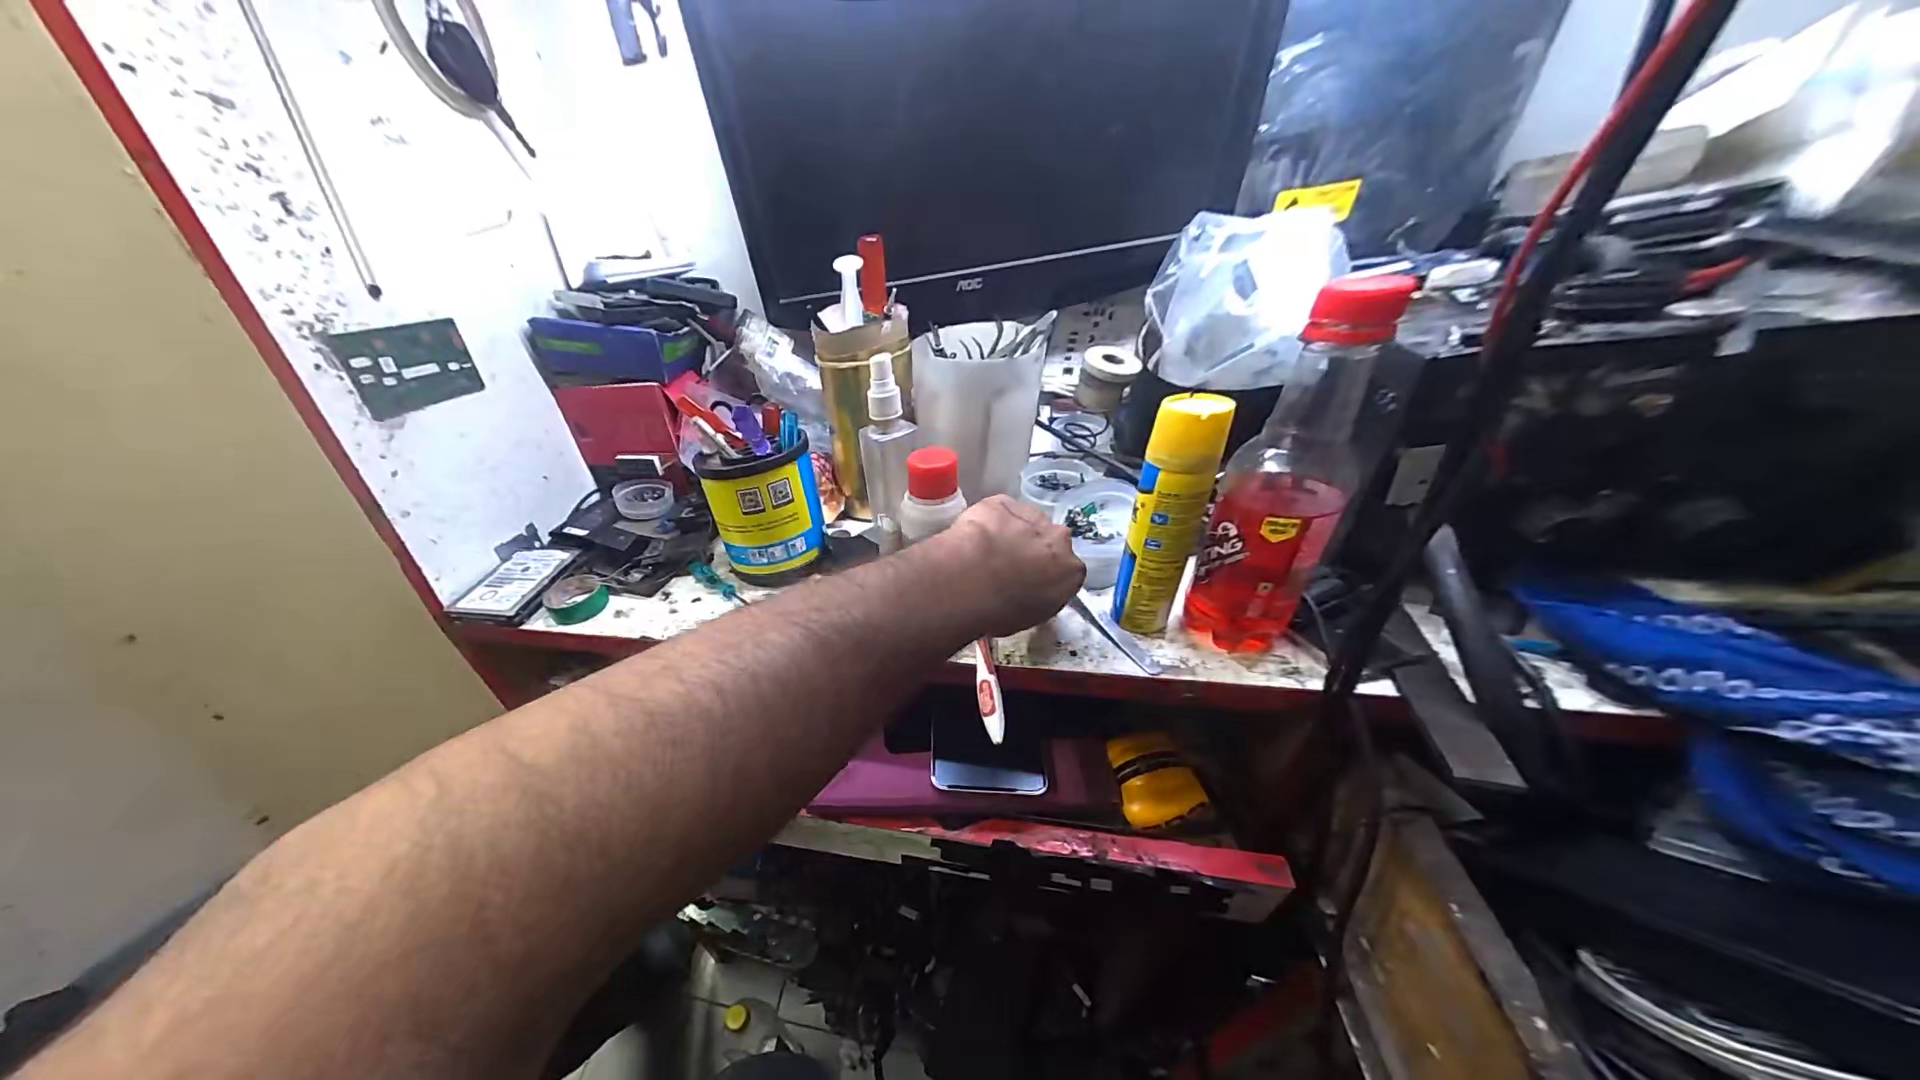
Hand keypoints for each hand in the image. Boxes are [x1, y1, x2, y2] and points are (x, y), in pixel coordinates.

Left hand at [924, 495, 1084, 636]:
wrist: (972, 580)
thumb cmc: (1001, 609)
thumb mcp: (1029, 617)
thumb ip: (1038, 598)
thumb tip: (1026, 595)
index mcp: (1071, 571)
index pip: (1066, 571)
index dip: (1046, 575)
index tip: (1029, 582)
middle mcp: (1059, 539)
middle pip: (1050, 540)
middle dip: (1033, 548)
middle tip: (1006, 565)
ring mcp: (1032, 516)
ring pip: (1025, 521)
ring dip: (1010, 531)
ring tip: (984, 551)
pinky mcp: (1003, 502)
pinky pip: (998, 509)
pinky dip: (987, 520)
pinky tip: (972, 536)